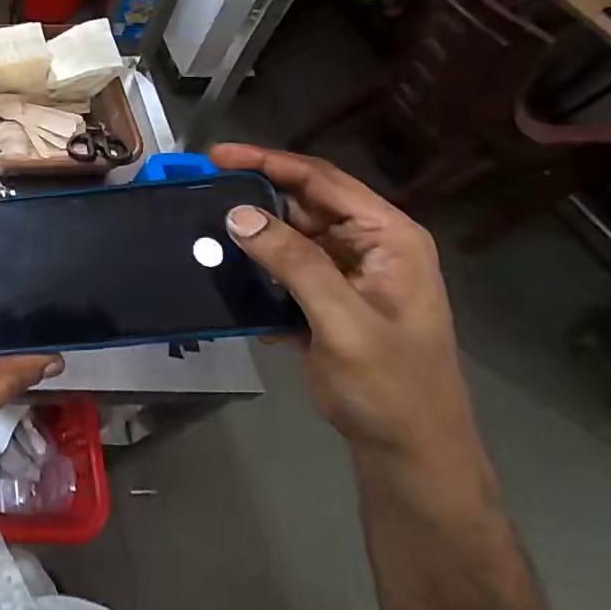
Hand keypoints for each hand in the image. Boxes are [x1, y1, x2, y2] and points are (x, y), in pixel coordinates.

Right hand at [209, 144, 476, 460]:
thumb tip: (238, 215)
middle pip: (302, 204)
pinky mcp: (324, 299)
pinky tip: (229, 280)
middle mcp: (367, 245)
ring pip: (288, 236)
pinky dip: (256, 270)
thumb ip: (295, 263)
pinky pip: (283, 269)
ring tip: (205, 234)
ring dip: (251, 236)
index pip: (322, 181)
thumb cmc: (391, 386)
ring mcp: (345, 272)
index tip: (217, 157)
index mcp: (387, 236)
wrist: (407, 453)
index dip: (269, 162)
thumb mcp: (344, 322)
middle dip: (254, 198)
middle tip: (202, 194)